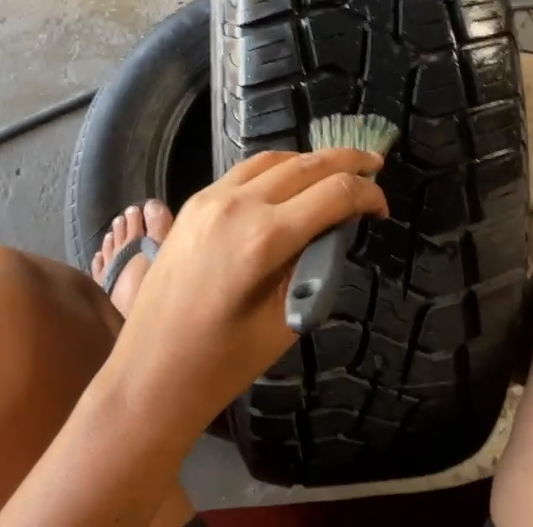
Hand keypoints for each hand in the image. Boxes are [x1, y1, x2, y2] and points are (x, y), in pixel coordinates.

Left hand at [102, 149, 387, 432]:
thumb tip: (333, 230)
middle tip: (376, 165)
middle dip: (347, 161)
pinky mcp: (193, 203)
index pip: (334, 194)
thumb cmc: (223, 362)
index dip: (367, 195)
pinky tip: (291, 179)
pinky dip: (276, 168)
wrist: (150, 373)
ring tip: (339, 167)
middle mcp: (238, 204)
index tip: (383, 209)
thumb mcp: (286, 320)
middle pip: (306, 165)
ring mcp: (210, 198)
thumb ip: (314, 266)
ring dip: (310, 159)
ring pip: (273, 159)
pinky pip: (243, 171)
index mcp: (265, 238)